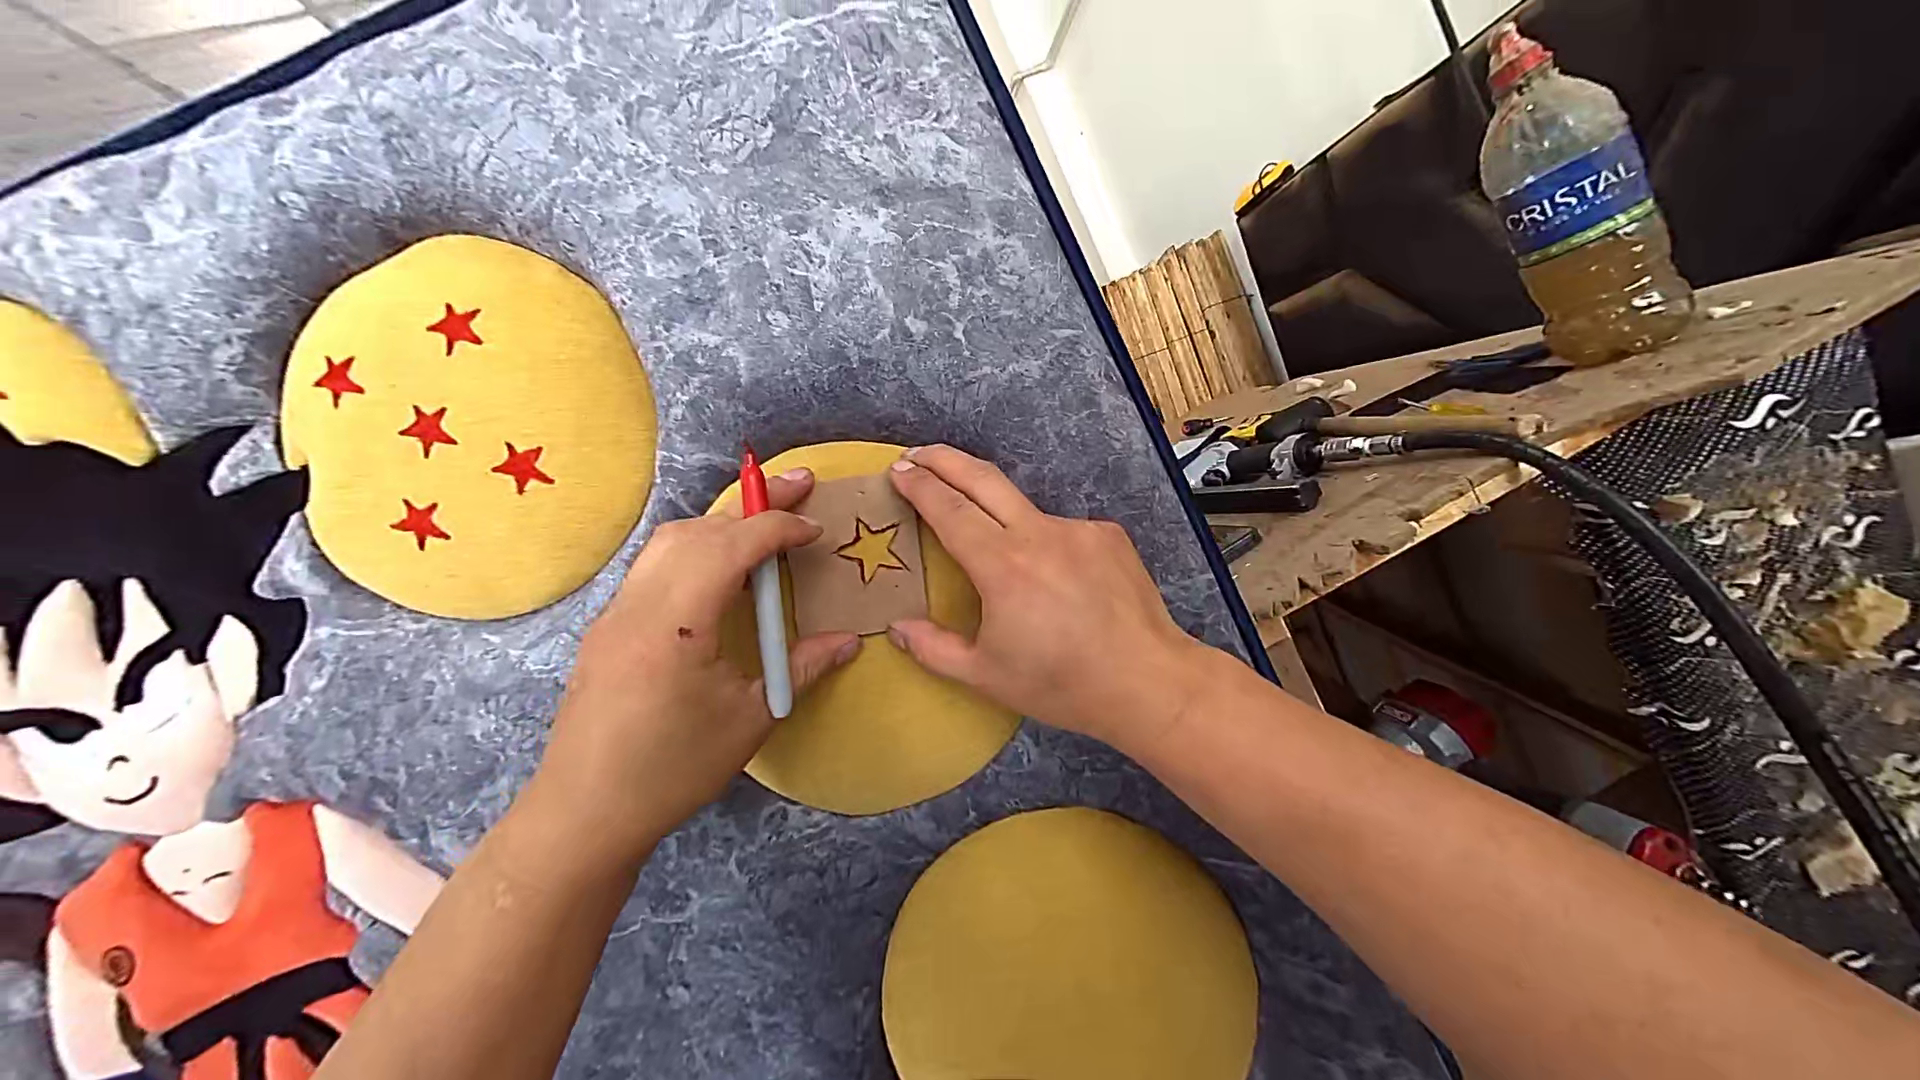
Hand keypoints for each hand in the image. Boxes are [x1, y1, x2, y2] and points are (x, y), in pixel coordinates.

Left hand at [532, 469, 861, 860]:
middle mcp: (638, 605)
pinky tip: (719, 570)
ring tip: (763, 524)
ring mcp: (615, 613)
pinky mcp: (608, 627)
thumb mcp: (750, 720)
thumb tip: (849, 640)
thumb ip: (802, 669)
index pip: (730, 547)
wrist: (584, 813)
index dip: (778, 528)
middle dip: (752, 505)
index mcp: (675, 624)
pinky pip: (655, 565)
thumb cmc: (672, 771)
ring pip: (669, 541)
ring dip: (720, 523)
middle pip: (697, 530)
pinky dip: (696, 548)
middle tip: (797, 488)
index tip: (814, 529)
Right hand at [885, 444, 1217, 753]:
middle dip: (945, 460)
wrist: (1147, 681)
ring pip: (1026, 510)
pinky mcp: (1108, 534)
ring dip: (999, 515)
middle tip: (919, 454)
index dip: (920, 486)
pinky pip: (1063, 530)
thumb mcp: (987, 676)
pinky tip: (1056, 580)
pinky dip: (1046, 545)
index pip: (950, 509)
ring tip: (1000, 555)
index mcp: (1003, 567)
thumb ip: (934, 649)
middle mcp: (1039, 534)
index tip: (899, 470)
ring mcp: (1078, 529)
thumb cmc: (1062, 684)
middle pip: (983, 479)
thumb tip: (897, 628)